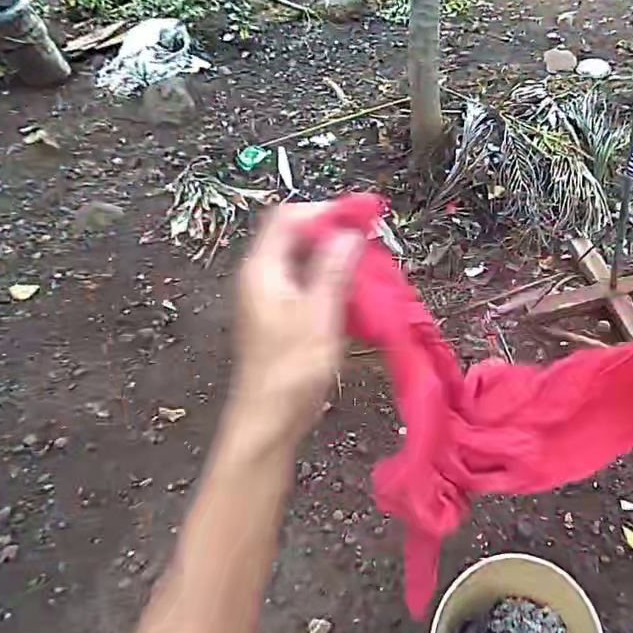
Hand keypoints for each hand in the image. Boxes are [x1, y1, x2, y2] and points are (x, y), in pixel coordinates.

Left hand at [226, 204, 364, 446]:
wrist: (268, 421)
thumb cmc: (291, 370)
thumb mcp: (319, 314)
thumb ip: (333, 268)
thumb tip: (349, 232)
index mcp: (263, 269)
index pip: (288, 217)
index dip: (325, 211)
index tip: (363, 218)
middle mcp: (261, 277)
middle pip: (296, 237)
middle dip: (334, 235)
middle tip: (371, 244)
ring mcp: (269, 297)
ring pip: (304, 262)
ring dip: (336, 260)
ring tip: (369, 269)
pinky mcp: (280, 317)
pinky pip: (307, 285)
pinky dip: (331, 282)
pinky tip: (354, 295)